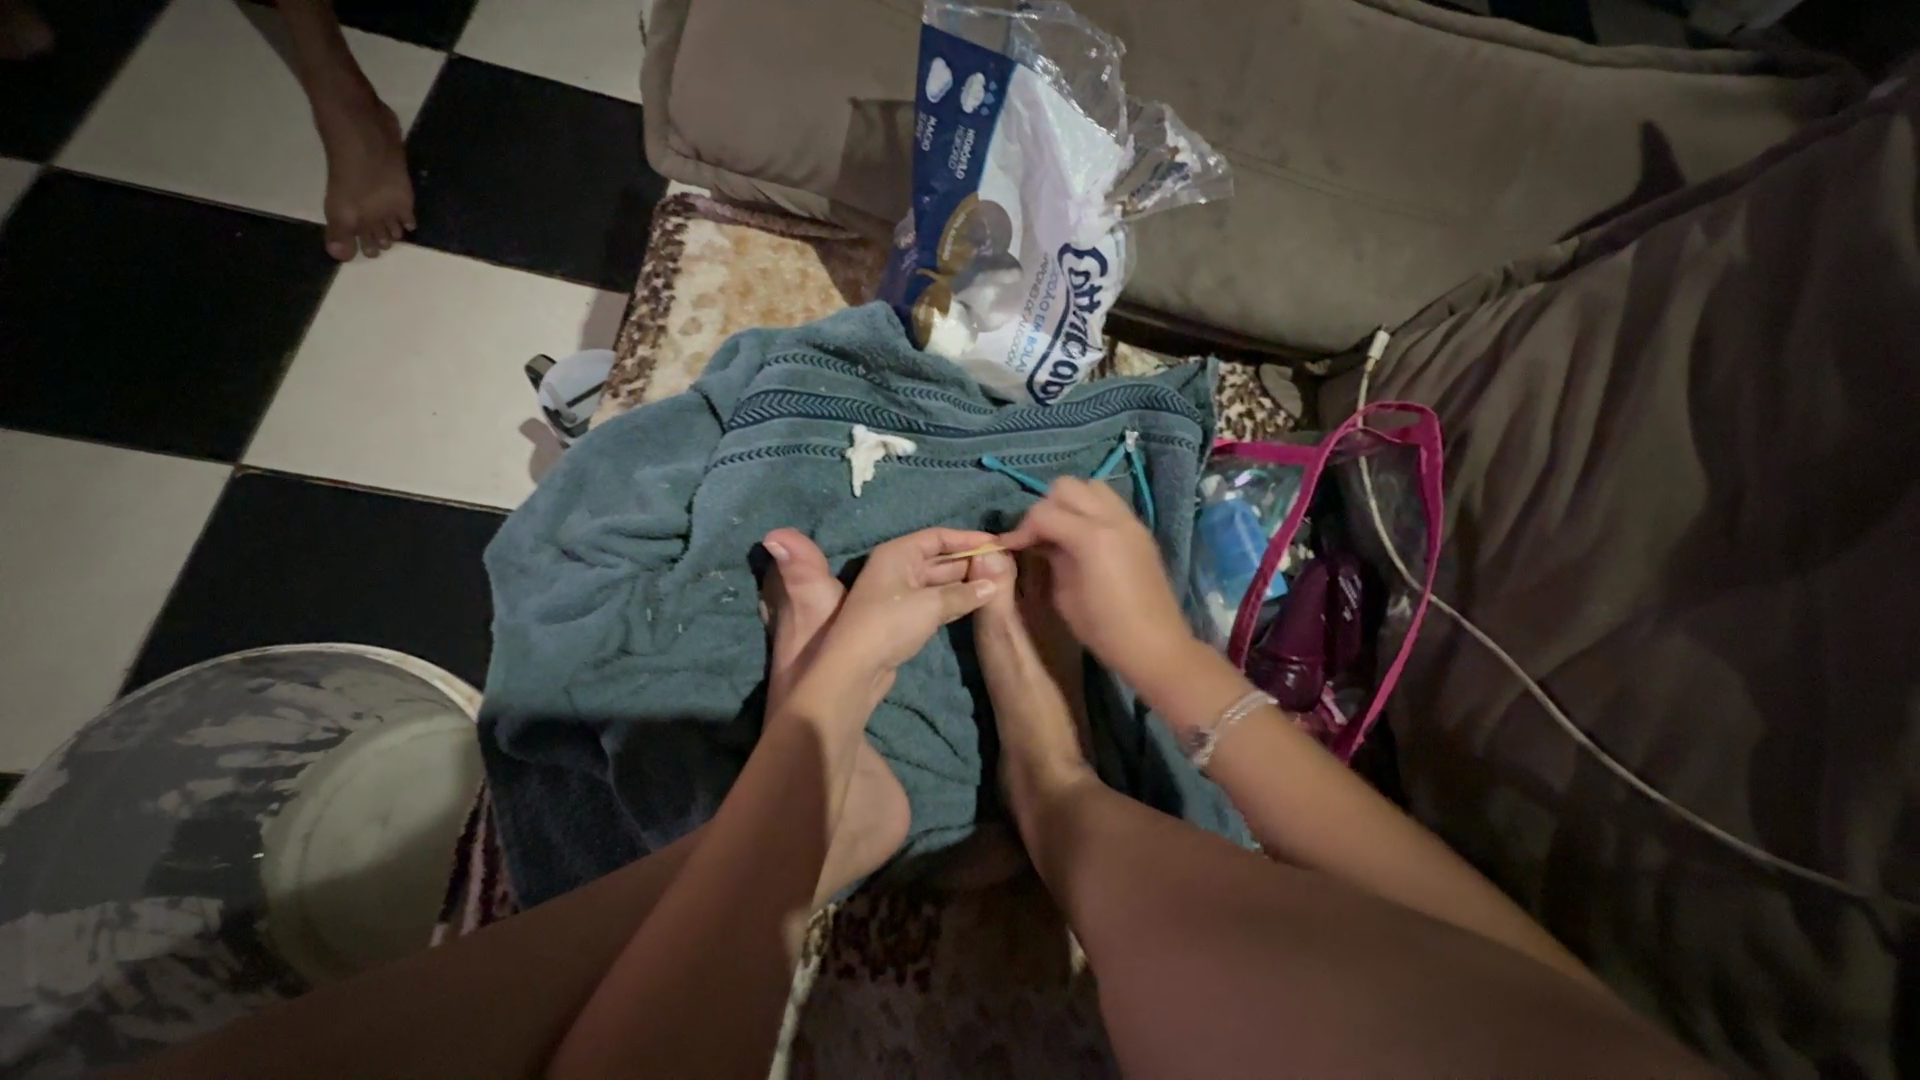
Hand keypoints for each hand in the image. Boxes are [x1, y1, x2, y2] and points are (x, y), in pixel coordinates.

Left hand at [768, 527, 1001, 717]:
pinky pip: (934, 601)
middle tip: (1002, 565)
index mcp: (898, 553)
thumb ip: (964, 593)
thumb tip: (992, 586)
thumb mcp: (931, 604)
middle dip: (969, 562)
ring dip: (964, 583)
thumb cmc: (890, 624)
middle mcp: (897, 568)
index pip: (938, 537)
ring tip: (997, 582)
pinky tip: (978, 602)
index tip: (997, 544)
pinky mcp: (903, 617)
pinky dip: (955, 601)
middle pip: (939, 558)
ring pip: (938, 581)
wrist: (855, 668)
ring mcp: (899, 594)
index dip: (968, 539)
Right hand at [996, 477, 1198, 687]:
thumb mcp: (1064, 596)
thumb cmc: (1104, 630)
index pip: (1043, 513)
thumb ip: (1052, 558)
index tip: (1011, 546)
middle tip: (1039, 536)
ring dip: (1071, 503)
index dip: (1022, 528)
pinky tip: (1083, 540)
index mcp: (1091, 537)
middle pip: (1067, 487)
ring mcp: (1131, 521)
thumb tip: (1042, 543)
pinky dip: (1090, 511)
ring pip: (1092, 487)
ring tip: (1062, 532)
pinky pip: (1109, 504)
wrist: (1156, 646)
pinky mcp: (1140, 530)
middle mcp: (1113, 519)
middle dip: (1046, 507)